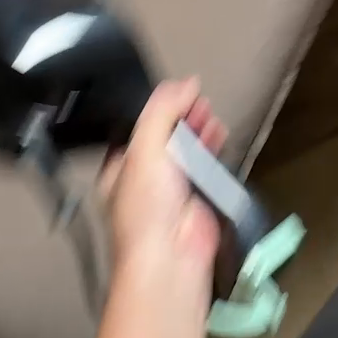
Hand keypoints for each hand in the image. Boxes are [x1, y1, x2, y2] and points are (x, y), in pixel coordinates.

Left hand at [97, 78, 228, 337]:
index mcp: (121, 167)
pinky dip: (212, 145)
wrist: (174, 253)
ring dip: (198, 126)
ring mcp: (172, 186)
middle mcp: (145, 177)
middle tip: (194, 97)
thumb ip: (163, 111)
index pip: (138, 126)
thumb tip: (184, 83)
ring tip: (206, 110)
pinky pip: (206, 162)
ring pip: (187, 146)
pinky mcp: (198, 193)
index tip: (174, 91)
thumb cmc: (145, 213)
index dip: (156, 107)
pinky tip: (217, 131)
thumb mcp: (146, 147)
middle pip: (166, 133)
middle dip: (181, 114)